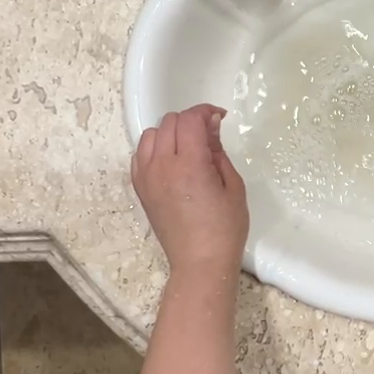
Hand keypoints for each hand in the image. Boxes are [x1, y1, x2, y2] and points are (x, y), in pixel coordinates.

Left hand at [132, 104, 249, 279]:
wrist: (200, 262)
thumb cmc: (225, 229)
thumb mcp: (233, 186)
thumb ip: (218, 151)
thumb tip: (211, 127)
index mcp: (190, 164)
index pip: (190, 120)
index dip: (206, 112)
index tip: (219, 118)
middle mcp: (162, 166)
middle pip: (169, 122)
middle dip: (191, 121)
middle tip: (209, 135)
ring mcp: (147, 177)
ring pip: (151, 134)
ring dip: (170, 133)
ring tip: (188, 147)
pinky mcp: (141, 188)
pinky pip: (140, 154)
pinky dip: (154, 149)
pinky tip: (171, 160)